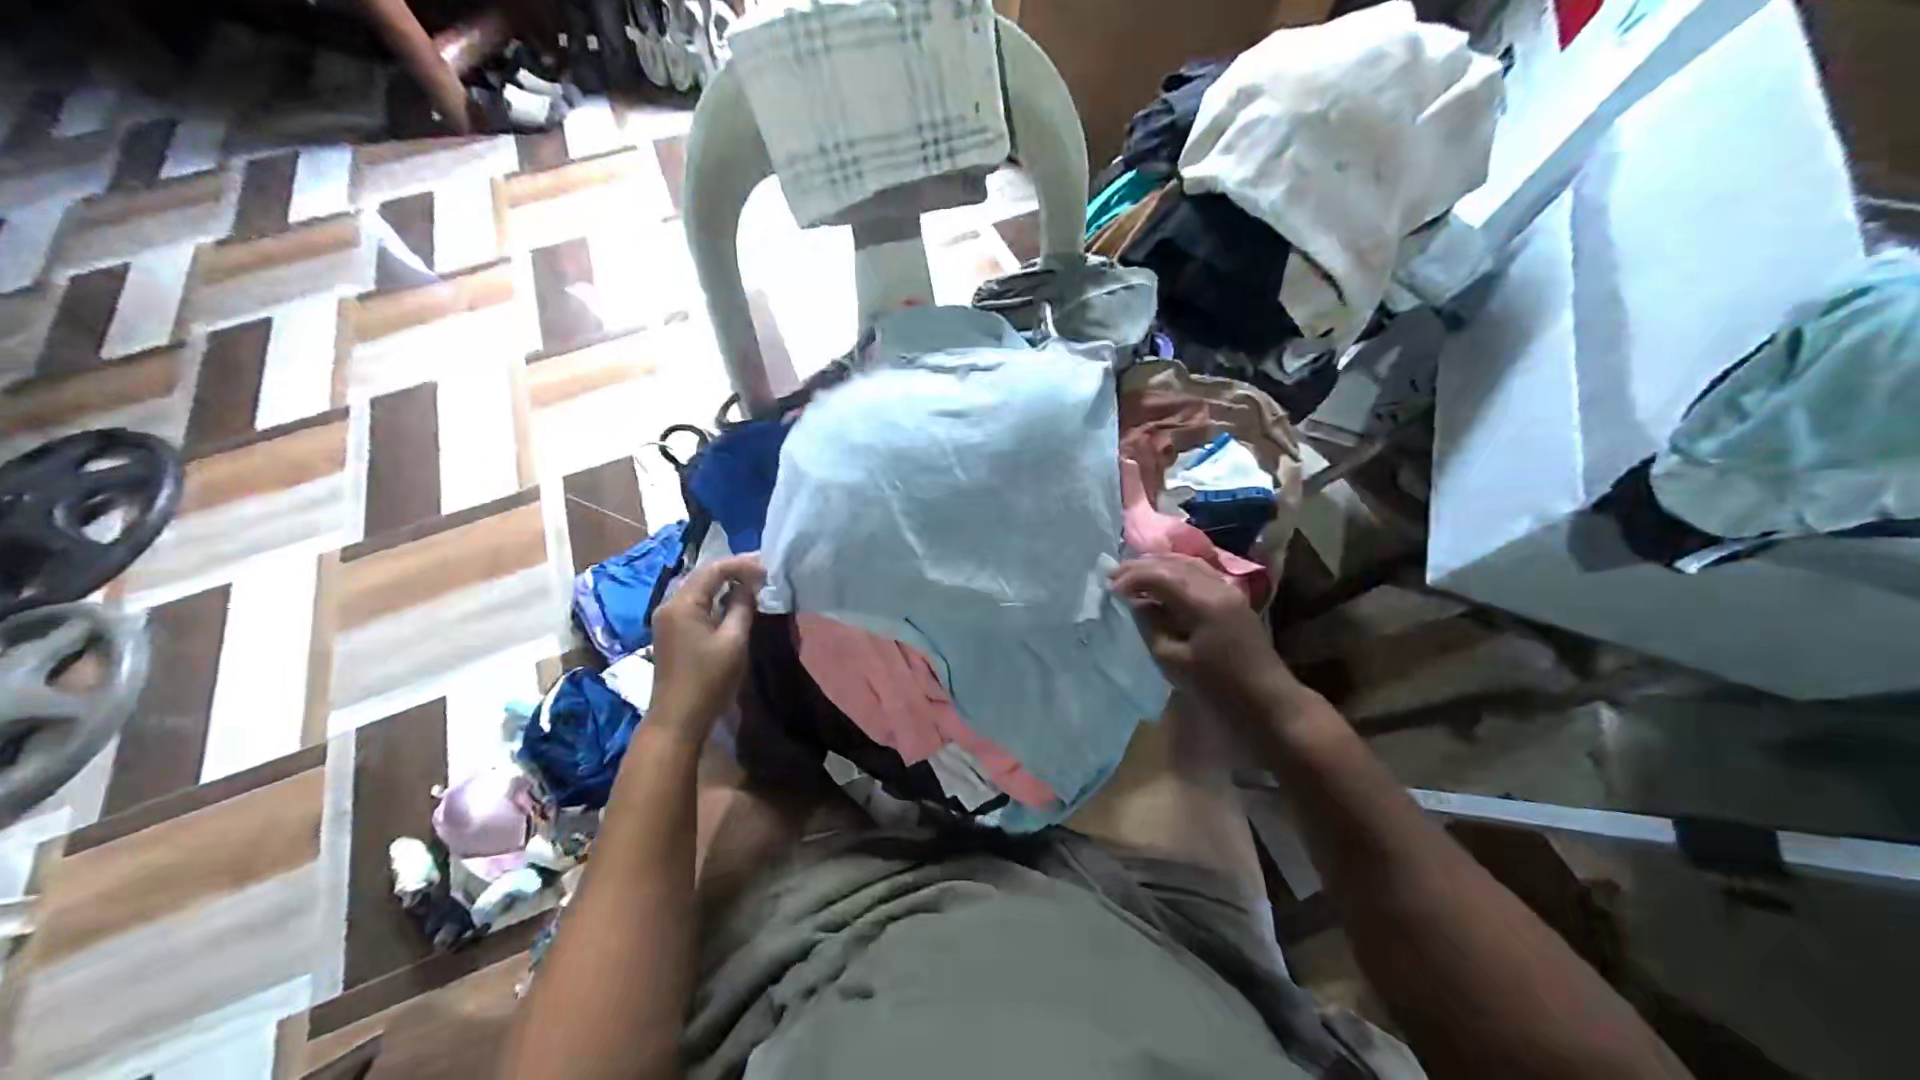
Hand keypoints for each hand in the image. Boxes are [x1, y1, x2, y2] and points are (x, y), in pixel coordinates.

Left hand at [648, 555, 765, 739]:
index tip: (768, 568)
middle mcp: (669, 604)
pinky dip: (715, 597)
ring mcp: (667, 618)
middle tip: (763, 571)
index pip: (714, 569)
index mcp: (682, 604)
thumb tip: (749, 586)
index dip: (742, 564)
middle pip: (703, 575)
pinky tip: (733, 601)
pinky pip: (694, 603)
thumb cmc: (708, 680)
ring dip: (724, 583)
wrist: (677, 718)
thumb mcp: (733, 641)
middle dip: (733, 570)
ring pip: (698, 589)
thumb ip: (742, 607)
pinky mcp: (671, 631)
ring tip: (753, 583)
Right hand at [1110, 554, 1300, 721]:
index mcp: (1203, 602)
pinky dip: (1176, 572)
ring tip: (1133, 574)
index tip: (1109, 589)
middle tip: (1113, 575)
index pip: (1160, 575)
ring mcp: (1229, 591)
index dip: (1132, 578)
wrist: (1269, 703)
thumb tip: (1136, 603)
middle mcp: (1218, 587)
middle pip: (1174, 564)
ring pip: (1189, 564)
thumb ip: (1151, 626)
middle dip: (1142, 566)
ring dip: (1159, 566)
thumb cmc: (1219, 688)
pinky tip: (1162, 581)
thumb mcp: (1174, 661)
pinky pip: (1200, 574)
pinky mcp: (1233, 601)